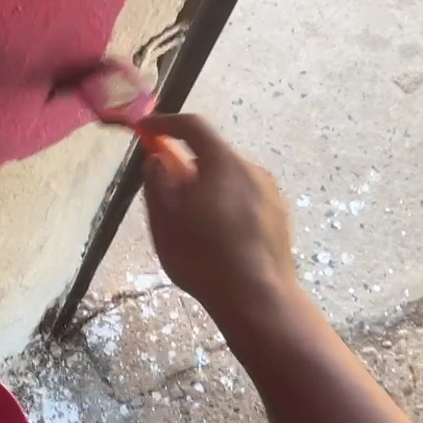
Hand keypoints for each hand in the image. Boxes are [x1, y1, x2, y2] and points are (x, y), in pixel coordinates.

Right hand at [138, 114, 300, 331]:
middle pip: (212, 155)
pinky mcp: (279, 217)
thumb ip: (157, 182)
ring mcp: (271, 193)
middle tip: (164, 192)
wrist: (257, 298)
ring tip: (189, 224)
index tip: (144, 129)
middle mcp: (252, 170)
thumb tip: (157, 160)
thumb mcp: (164, 220)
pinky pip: (243, 199)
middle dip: (185, 166)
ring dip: (205, 189)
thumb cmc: (202, 257)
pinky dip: (223, 206)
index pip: (193, 127)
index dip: (165, 124)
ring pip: (228, 179)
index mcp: (223, 164)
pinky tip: (215, 239)